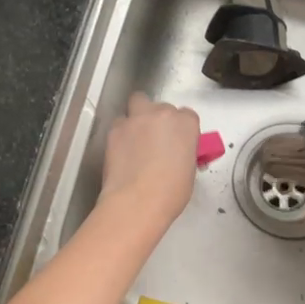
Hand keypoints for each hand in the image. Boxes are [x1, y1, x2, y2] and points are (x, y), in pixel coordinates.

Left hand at [99, 93, 200, 228]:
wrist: (137, 201)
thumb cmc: (171, 192)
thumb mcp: (189, 171)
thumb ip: (184, 153)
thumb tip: (177, 155)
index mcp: (185, 123)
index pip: (187, 115)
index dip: (182, 129)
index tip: (179, 142)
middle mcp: (161, 114)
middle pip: (162, 107)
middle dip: (160, 120)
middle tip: (157, 141)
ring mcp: (136, 119)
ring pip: (137, 103)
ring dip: (139, 115)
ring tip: (137, 137)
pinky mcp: (114, 129)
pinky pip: (120, 123)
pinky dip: (122, 132)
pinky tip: (122, 150)